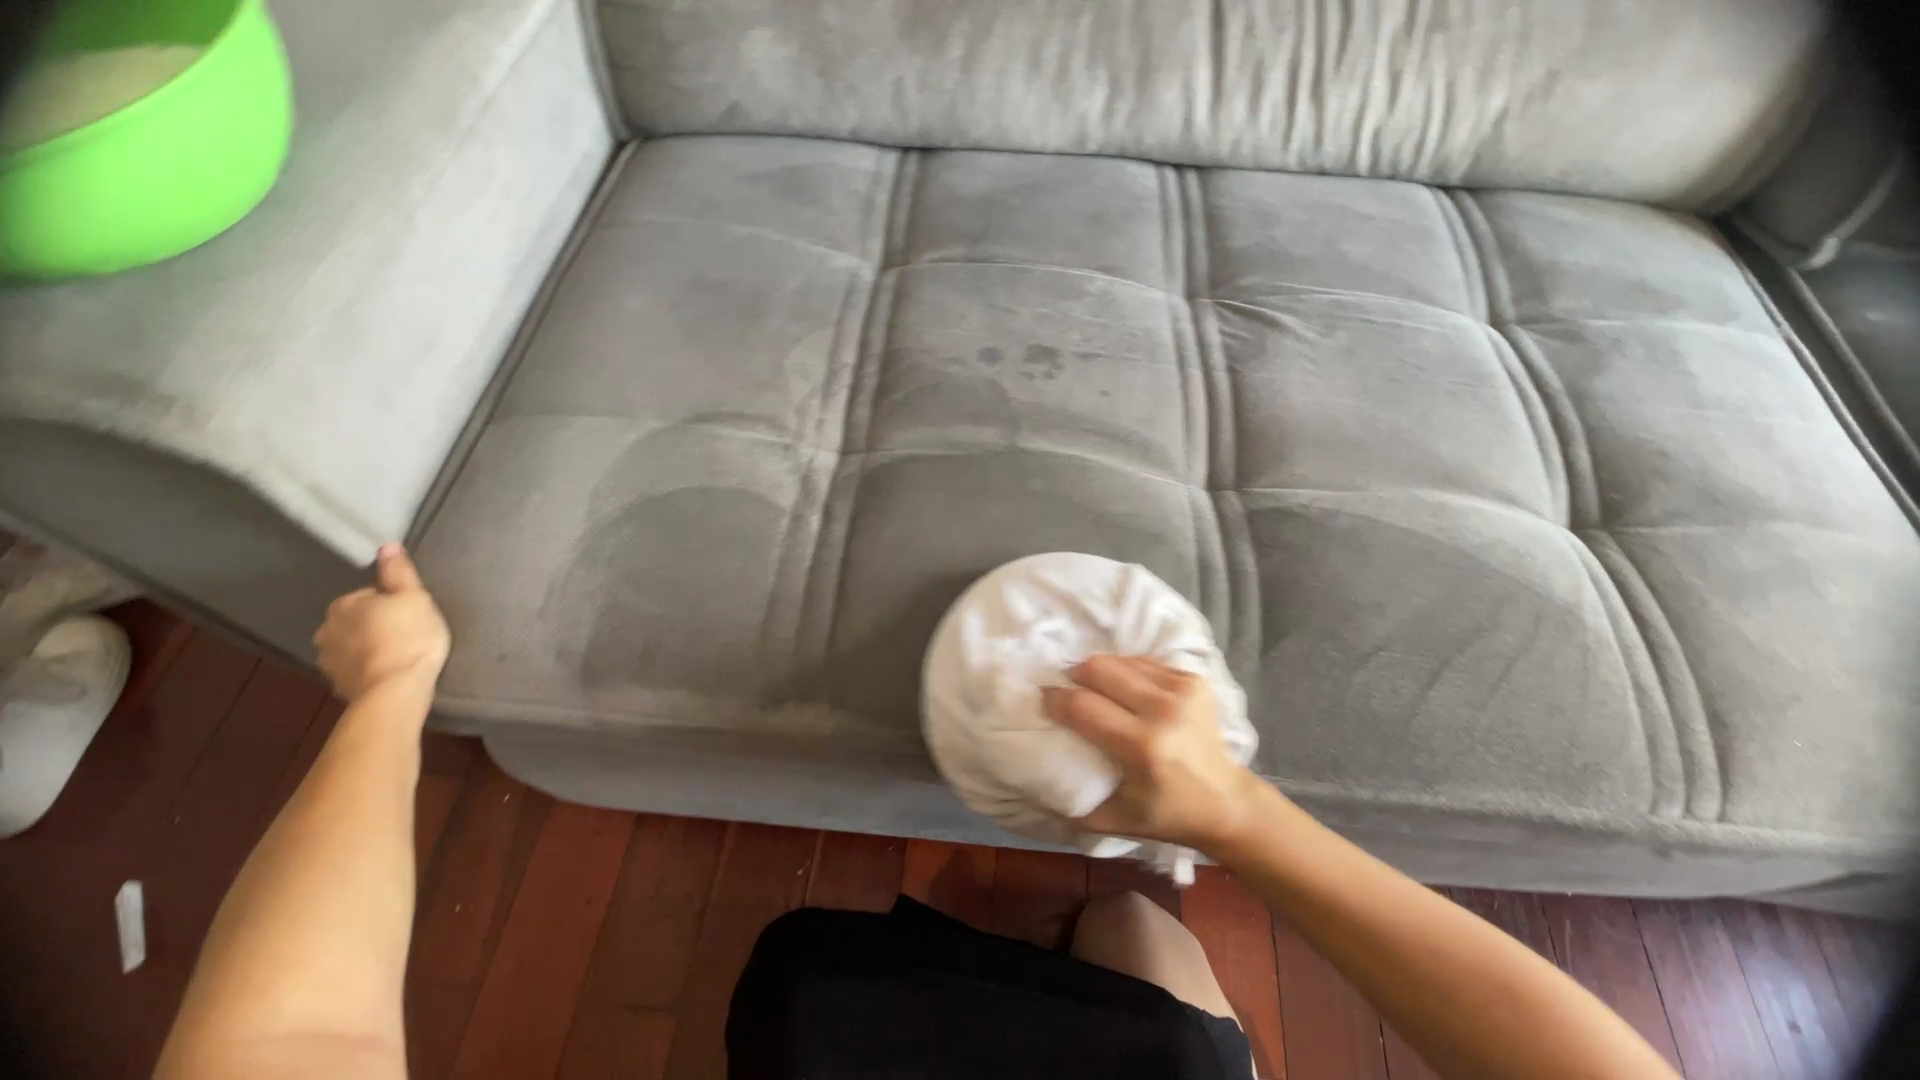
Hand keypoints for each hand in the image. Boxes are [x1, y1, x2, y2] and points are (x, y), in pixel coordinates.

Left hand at [313, 543, 450, 702]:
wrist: (395, 689)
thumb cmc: (410, 637)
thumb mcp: (415, 598)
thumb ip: (399, 572)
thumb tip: (386, 545)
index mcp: (345, 603)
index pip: (370, 596)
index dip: (393, 604)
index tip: (411, 615)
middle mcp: (327, 628)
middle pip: (356, 620)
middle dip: (374, 625)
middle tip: (407, 635)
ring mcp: (328, 659)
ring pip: (351, 645)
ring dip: (367, 648)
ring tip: (397, 656)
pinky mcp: (336, 684)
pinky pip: (353, 669)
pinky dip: (366, 669)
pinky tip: (387, 673)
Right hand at [1042, 655, 1270, 850]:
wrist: (1227, 803)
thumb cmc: (1166, 815)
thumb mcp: (1112, 819)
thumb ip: (1070, 799)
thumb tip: (1031, 776)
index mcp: (1142, 746)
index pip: (1083, 706)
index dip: (1055, 699)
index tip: (1043, 701)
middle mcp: (1164, 711)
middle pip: (1099, 669)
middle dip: (1074, 676)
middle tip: (1066, 690)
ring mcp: (1183, 690)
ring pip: (1120, 660)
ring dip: (1098, 671)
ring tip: (1091, 687)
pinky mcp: (1194, 680)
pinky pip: (1143, 661)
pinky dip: (1125, 670)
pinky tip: (1121, 688)